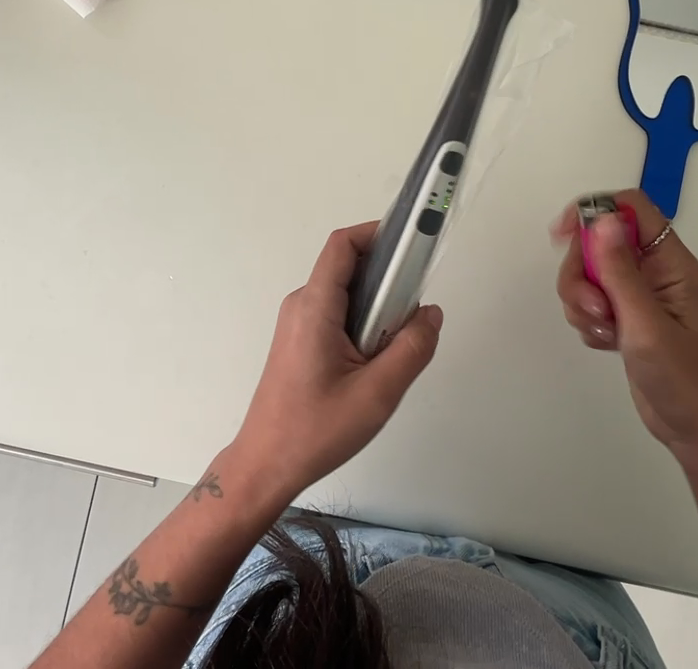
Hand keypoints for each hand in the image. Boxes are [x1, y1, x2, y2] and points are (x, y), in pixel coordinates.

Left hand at [232, 222, 443, 496]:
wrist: (267, 463)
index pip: (343, 245)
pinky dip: (365, 322)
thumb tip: (430, 313)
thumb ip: (411, 348)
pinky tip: (379, 358)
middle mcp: (302, 305)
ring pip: (347, 293)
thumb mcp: (377, 394)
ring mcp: (299, 323)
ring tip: (399, 342)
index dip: (378, 233)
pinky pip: (338, 313)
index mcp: (314, 306)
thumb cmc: (315, 430)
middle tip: (416, 308)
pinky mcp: (302, 340)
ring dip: (379, 305)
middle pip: (349, 267)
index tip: (414, 244)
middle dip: (388, 277)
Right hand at [552, 190, 697, 459]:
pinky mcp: (625, 316)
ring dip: (582, 303)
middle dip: (582, 275)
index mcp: (669, 262)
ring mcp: (637, 294)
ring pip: (587, 274)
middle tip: (595, 309)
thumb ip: (620, 271)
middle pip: (596, 243)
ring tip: (604, 333)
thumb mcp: (646, 323)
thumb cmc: (682, 377)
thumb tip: (601, 218)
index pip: (629, 208)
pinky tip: (606, 344)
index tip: (562, 237)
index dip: (593, 212)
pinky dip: (588, 321)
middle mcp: (653, 271)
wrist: (695, 429)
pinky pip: (589, 301)